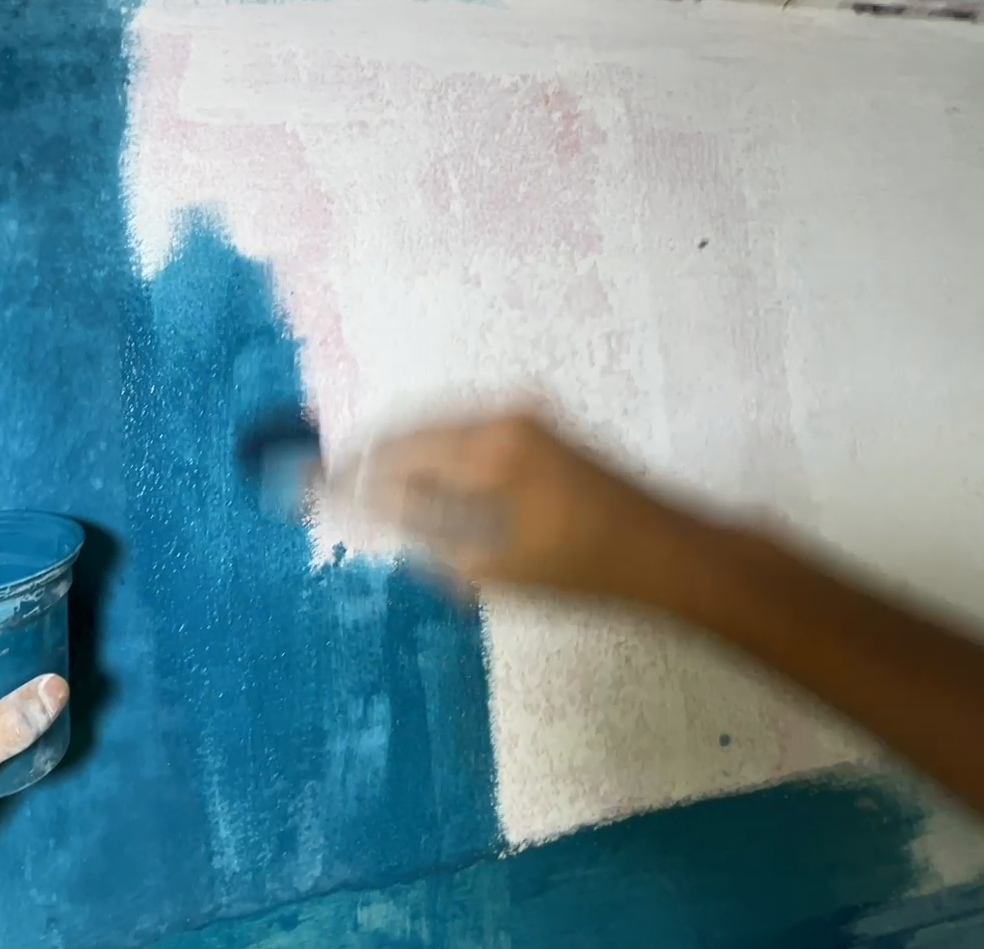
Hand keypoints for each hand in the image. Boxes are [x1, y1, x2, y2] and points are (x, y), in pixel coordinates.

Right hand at [347, 410, 693, 601]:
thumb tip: (370, 504)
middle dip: (375, 459)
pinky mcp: (533, 422)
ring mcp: (520, 414)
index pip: (397, 454)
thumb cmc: (577, 569)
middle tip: (340, 485)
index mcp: (487, 450)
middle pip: (412, 431)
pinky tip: (430, 484)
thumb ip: (422, 527)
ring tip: (381, 491)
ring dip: (406, 457)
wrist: (665, 551)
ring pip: (436, 428)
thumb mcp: (488, 563)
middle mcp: (499, 417)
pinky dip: (437, 454)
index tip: (318, 484)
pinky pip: (463, 431)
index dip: (353, 470)